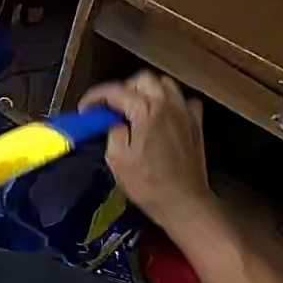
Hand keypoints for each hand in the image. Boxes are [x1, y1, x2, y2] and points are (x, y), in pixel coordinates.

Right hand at [79, 71, 217, 232]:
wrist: (184, 202)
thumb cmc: (147, 184)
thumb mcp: (118, 160)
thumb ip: (113, 131)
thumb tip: (116, 121)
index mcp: (146, 110)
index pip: (116, 91)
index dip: (96, 97)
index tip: (85, 109)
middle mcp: (167, 103)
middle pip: (143, 79)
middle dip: (124, 89)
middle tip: (113, 109)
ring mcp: (185, 111)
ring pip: (165, 84)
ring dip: (148, 91)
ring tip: (137, 109)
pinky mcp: (197, 123)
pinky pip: (184, 100)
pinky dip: (171, 102)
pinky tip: (164, 116)